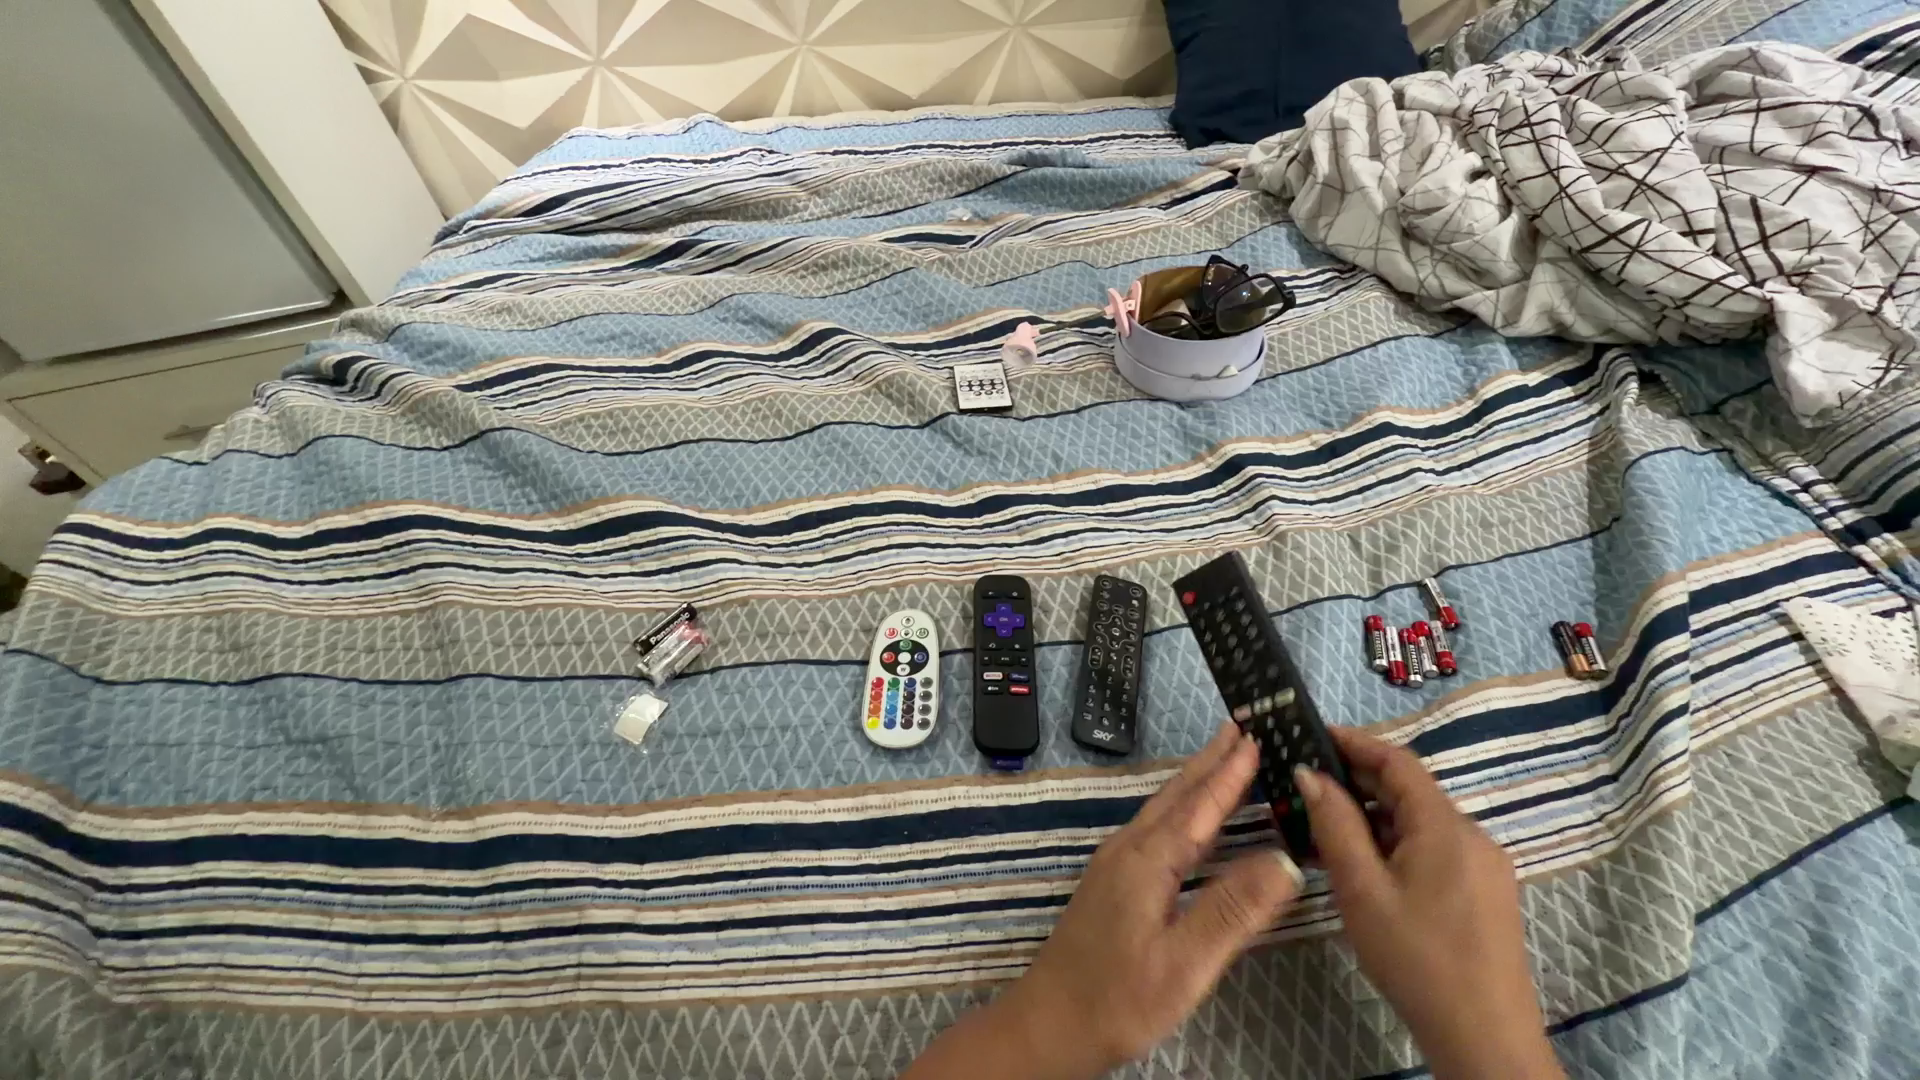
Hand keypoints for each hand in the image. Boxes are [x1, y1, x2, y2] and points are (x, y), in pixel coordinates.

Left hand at [903, 722, 1303, 1079]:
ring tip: (1221, 756)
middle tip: (1240, 726)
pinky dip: (1181, 807)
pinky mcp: (1112, 879)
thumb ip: (1233, 911)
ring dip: (1194, 780)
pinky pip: (1155, 827)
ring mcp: (1116, 861)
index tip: (1255, 738)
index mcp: (1147, 861)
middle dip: (1209, 761)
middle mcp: (1128, 849)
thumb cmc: (1119, 997)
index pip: (1198, 807)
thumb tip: (1286, 861)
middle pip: (1176, 795)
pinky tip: (1190, 816)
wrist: (1051, 1020)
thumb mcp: (1185, 963)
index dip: (1228, 773)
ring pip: (1163, 808)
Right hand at [1295, 726, 1565, 1079]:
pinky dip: (1393, 840)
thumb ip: (1335, 823)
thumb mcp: (1361, 888)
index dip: (1354, 742)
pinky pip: (1432, 846)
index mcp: (1446, 827)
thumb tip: (1309, 773)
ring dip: (1372, 814)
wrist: (1485, 1040)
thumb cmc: (1416, 958)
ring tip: (1323, 823)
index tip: (1310, 734)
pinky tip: (1362, 861)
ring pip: (1418, 820)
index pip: (1398, 761)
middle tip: (1304, 782)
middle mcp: (1472, 835)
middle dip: (1356, 780)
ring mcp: (1483, 864)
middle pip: (1409, 789)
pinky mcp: (1484, 890)